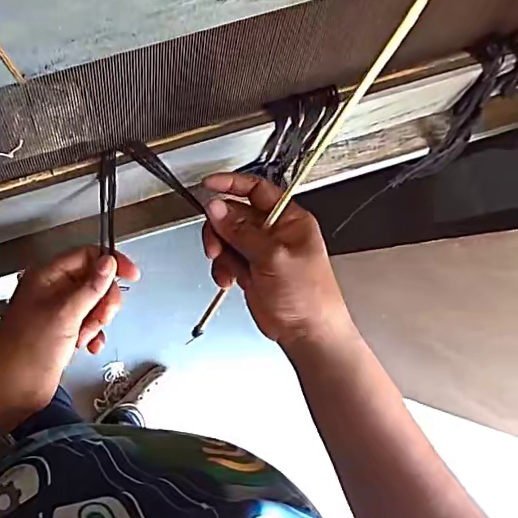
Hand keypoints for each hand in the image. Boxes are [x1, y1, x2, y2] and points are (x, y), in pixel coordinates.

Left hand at [0, 246, 139, 430]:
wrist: (12, 388)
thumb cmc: (24, 351)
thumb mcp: (66, 313)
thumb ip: (91, 286)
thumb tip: (108, 264)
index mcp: (46, 276)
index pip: (86, 255)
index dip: (110, 262)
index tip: (129, 274)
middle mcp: (50, 291)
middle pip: (93, 281)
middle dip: (103, 299)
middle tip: (101, 315)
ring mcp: (56, 312)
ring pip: (93, 305)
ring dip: (96, 321)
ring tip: (84, 334)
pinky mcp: (61, 332)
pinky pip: (88, 325)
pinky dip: (93, 334)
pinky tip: (87, 344)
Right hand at [200, 172, 355, 348]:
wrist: (306, 332)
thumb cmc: (308, 297)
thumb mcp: (272, 258)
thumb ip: (241, 231)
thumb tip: (216, 208)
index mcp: (289, 220)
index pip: (256, 190)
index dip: (231, 184)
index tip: (209, 185)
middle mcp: (273, 232)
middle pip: (234, 214)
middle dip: (220, 229)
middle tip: (216, 245)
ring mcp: (260, 251)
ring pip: (225, 237)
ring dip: (221, 253)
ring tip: (228, 269)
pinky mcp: (249, 269)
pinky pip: (225, 258)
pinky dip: (222, 268)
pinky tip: (230, 280)